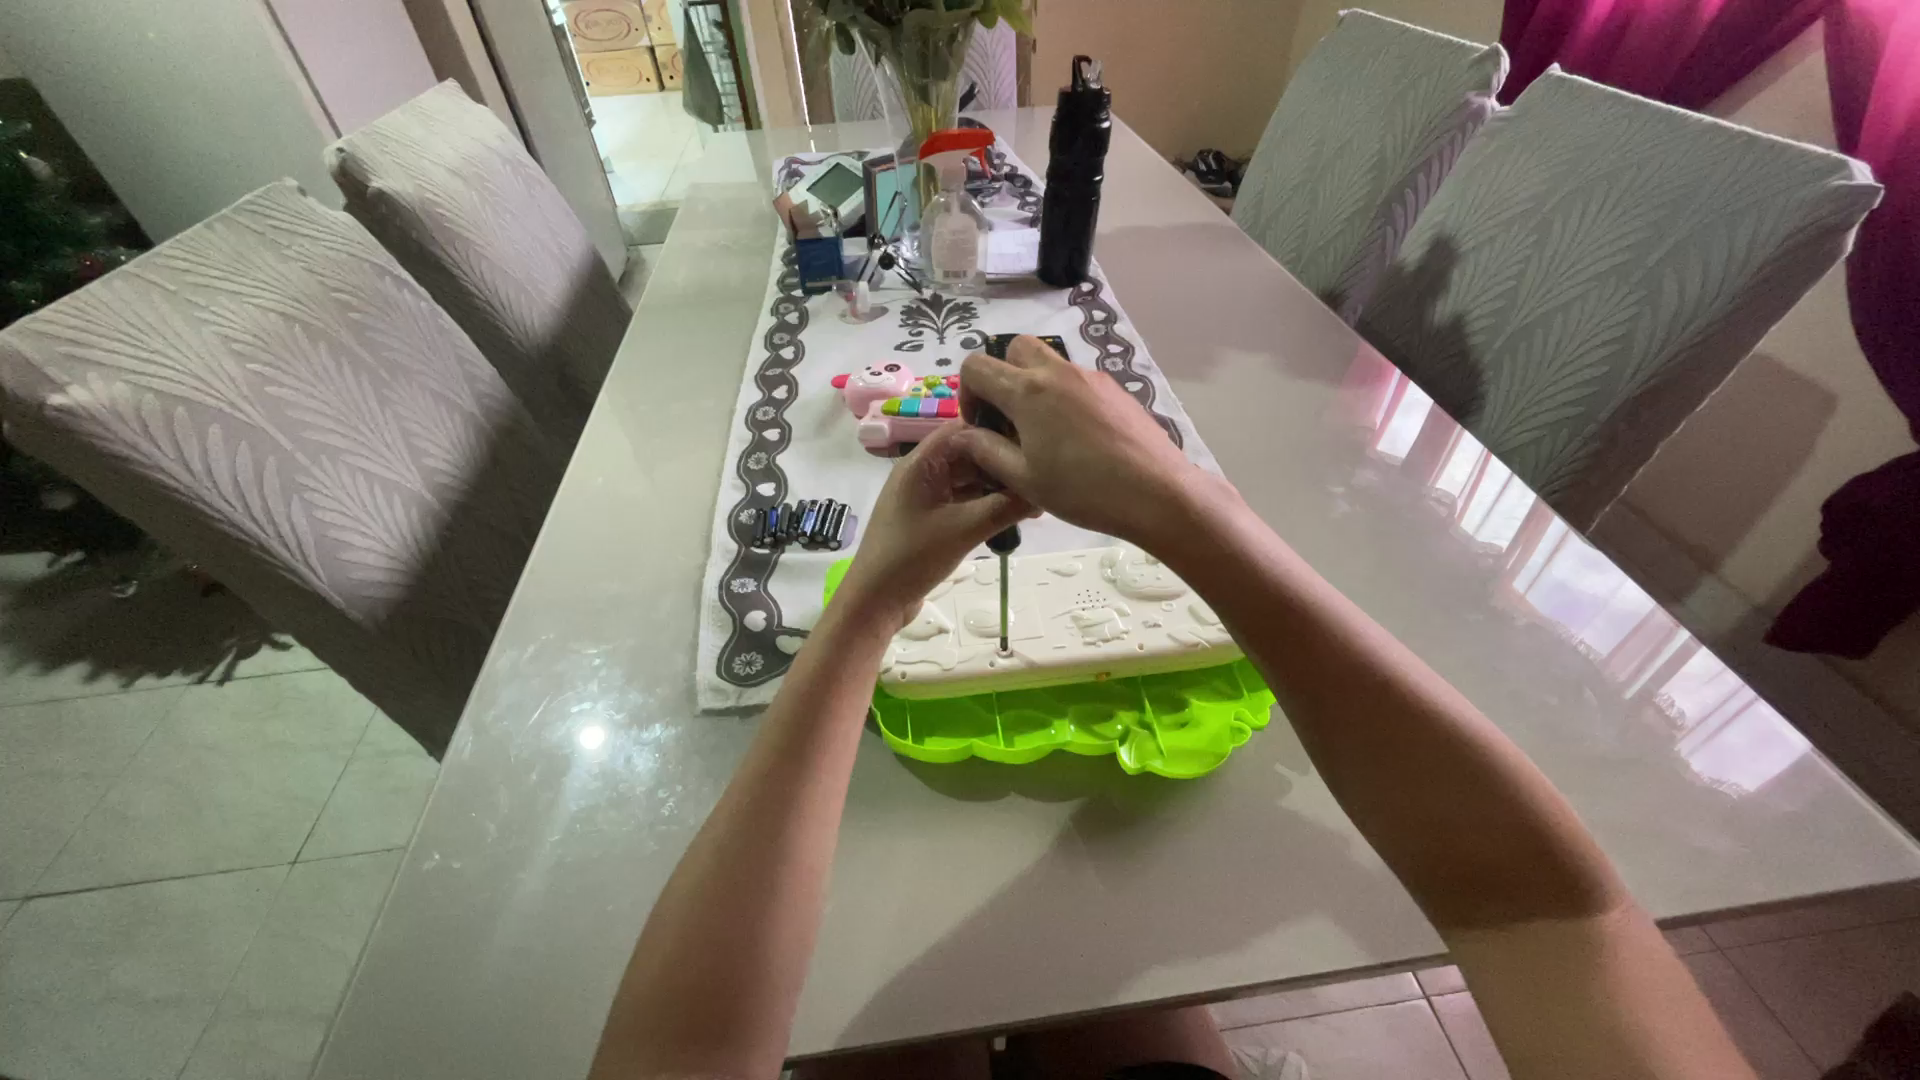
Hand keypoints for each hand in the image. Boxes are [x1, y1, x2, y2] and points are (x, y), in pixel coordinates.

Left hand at [831, 422, 1032, 631]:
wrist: (875, 600)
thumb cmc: (912, 557)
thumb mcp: (964, 529)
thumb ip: (1005, 507)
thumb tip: (1045, 490)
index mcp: (921, 463)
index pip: (964, 429)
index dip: (997, 431)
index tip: (1033, 443)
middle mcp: (921, 472)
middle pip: (968, 454)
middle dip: (1001, 463)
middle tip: (1039, 475)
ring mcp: (924, 496)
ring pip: (967, 479)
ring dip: (995, 486)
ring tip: (1033, 498)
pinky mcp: (929, 518)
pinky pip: (962, 500)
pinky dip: (984, 504)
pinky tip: (1011, 515)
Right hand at [954, 335, 1213, 548]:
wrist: (1156, 492)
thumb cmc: (1082, 491)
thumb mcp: (1024, 479)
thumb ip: (987, 451)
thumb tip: (963, 435)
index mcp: (1027, 392)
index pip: (976, 367)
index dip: (967, 393)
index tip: (981, 426)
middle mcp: (1057, 372)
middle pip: (1015, 349)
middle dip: (1002, 376)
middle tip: (1008, 419)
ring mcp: (1090, 377)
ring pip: (1049, 363)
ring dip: (1034, 386)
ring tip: (1043, 434)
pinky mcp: (1114, 388)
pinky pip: (1076, 380)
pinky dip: (1063, 397)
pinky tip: (1077, 439)